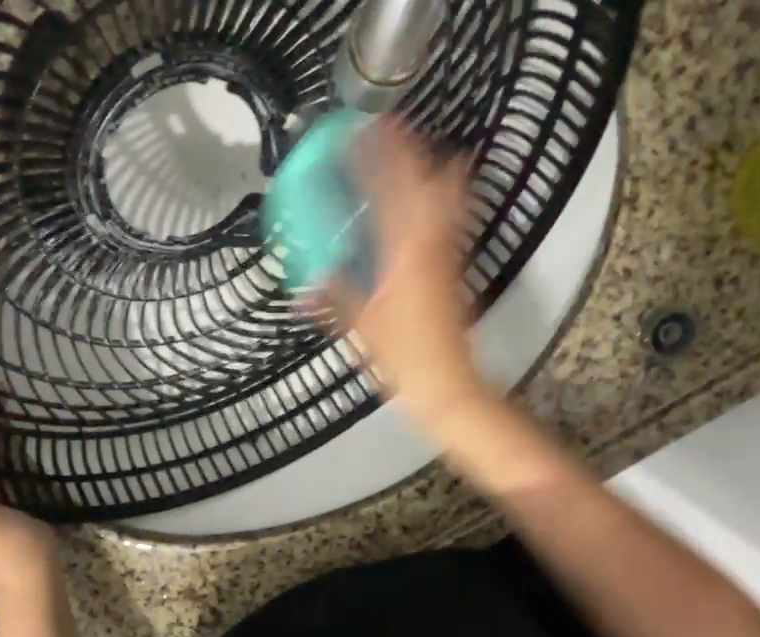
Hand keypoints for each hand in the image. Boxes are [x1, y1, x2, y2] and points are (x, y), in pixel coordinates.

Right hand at [324, 121, 490, 423]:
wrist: (449, 385)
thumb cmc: (405, 359)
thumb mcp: (361, 330)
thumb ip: (335, 301)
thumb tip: (303, 288)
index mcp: (405, 253)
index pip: (391, 191)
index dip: (376, 155)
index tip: (361, 130)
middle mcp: (432, 245)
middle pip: (428, 183)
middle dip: (411, 151)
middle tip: (392, 129)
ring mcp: (450, 256)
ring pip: (447, 199)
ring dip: (433, 170)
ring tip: (419, 152)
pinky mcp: (456, 271)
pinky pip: (451, 222)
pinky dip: (445, 200)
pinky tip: (435, 199)